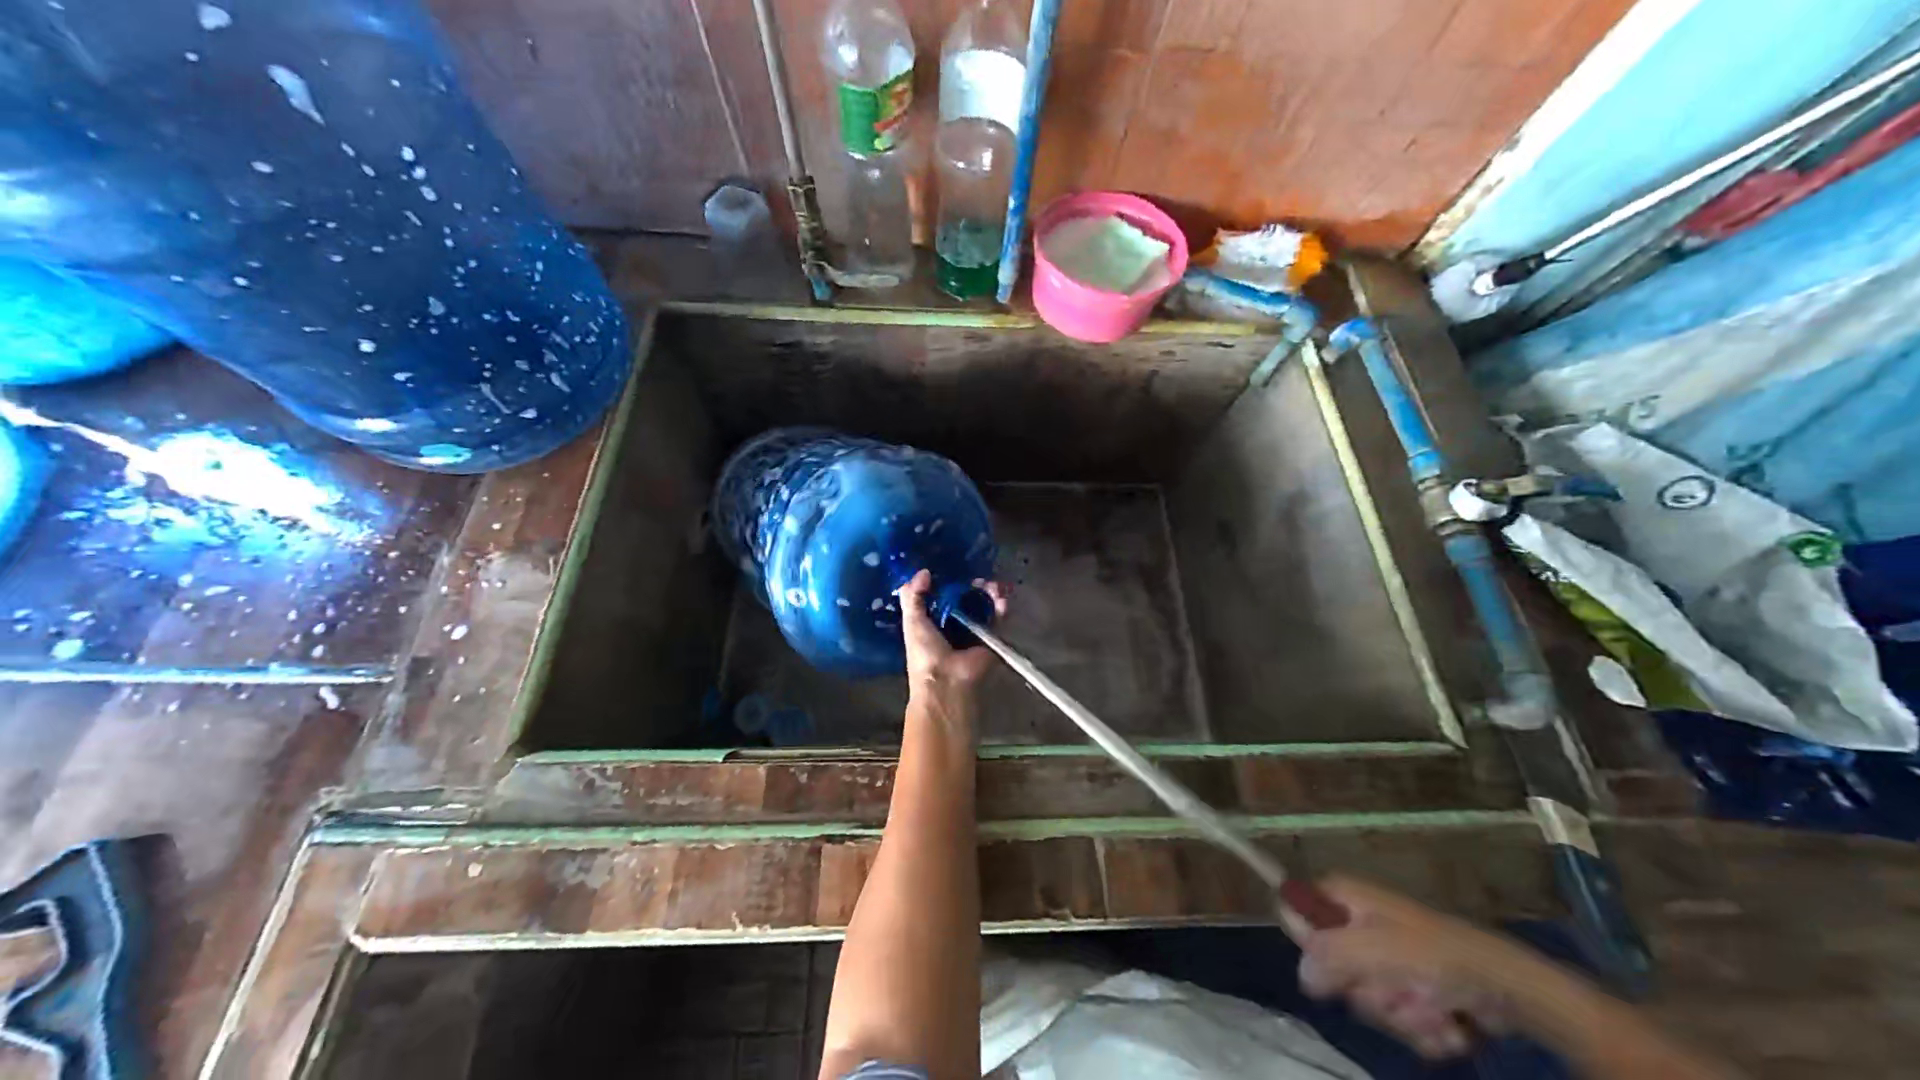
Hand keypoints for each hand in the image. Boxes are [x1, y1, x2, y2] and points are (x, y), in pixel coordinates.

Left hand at [897, 569, 1008, 692]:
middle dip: (973, 586)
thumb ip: (913, 596)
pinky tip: (1001, 600)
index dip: (949, 582)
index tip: (955, 570)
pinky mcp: (991, 638)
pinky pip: (998, 618)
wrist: (948, 683)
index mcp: (932, 621)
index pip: (942, 596)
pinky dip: (1001, 607)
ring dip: (989, 593)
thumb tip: (923, 572)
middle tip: (978, 579)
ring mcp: (973, 631)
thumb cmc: (925, 653)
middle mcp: (954, 625)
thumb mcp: (912, 621)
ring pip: (984, 605)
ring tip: (991, 587)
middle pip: (966, 598)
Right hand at [1297, 876, 1553, 1059]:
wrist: (1509, 986)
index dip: (1309, 943)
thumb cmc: (1436, 954)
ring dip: (1398, 1015)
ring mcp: (1385, 958)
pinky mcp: (1410, 988)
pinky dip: (1419, 1027)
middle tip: (1393, 991)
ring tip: (1430, 1010)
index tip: (1330, 964)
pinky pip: (1394, 1015)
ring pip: (1363, 997)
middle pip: (1329, 966)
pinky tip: (1444, 1022)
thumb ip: (1328, 956)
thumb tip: (1304, 975)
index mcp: (1344, 898)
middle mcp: (1358, 923)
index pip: (1295, 910)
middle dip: (1366, 992)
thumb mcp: (1374, 948)